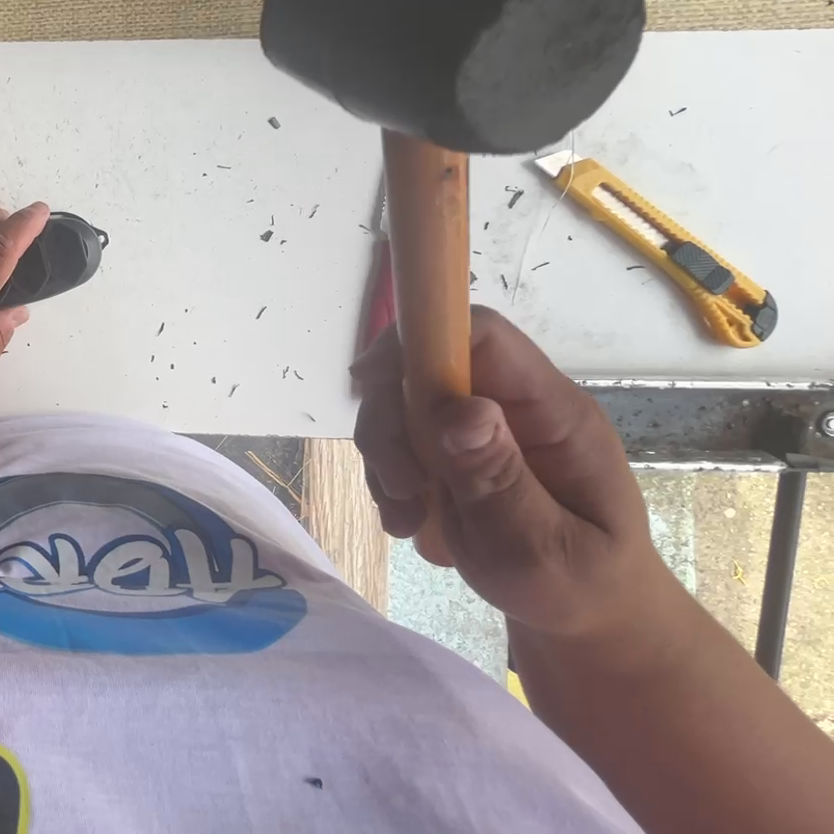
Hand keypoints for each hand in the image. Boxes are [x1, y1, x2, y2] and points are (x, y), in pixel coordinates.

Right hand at [351, 307, 673, 640]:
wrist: (586, 623)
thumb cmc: (578, 589)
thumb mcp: (538, 547)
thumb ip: (496, 477)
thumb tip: (457, 409)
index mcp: (552, 412)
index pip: (480, 335)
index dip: (419, 341)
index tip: (372, 387)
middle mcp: (513, 405)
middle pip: (421, 369)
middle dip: (389, 423)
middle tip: (397, 486)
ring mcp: (481, 426)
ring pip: (399, 405)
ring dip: (384, 457)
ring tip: (404, 516)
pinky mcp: (454, 449)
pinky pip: (398, 439)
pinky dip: (388, 477)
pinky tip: (406, 518)